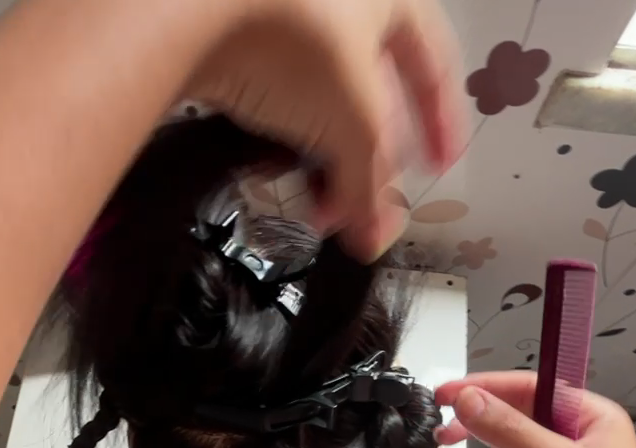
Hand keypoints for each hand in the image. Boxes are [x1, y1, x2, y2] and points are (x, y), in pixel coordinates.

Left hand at [184, 0, 465, 258]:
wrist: (194, 13)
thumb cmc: (296, 37)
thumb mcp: (355, 120)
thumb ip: (369, 182)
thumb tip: (372, 236)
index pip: (434, 67)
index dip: (440, 123)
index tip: (440, 166)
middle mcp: (344, 4)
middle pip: (372, 99)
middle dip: (369, 165)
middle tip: (361, 212)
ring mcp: (290, 23)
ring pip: (322, 107)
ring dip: (325, 163)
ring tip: (318, 205)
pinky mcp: (243, 48)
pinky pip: (278, 105)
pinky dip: (286, 144)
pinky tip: (279, 173)